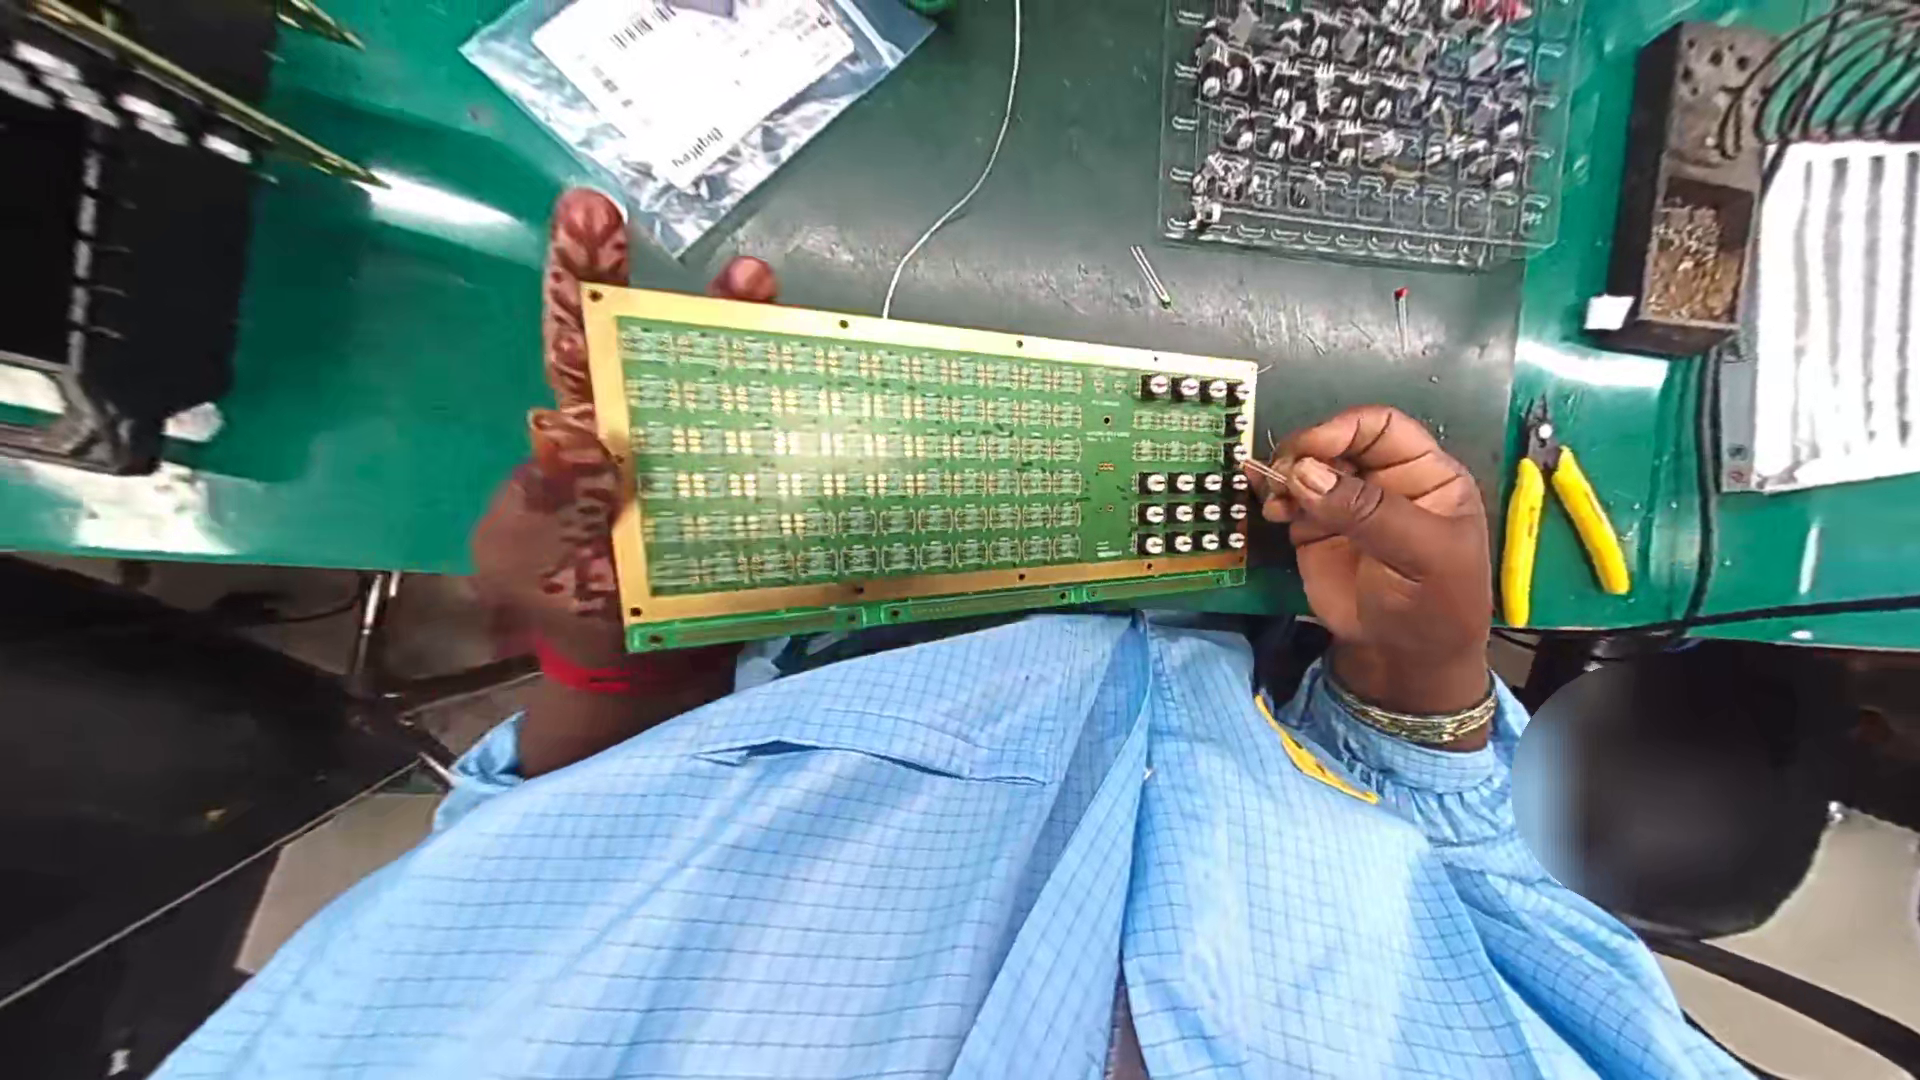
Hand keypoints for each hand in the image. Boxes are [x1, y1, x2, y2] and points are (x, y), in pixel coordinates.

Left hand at [471, 188, 777, 668]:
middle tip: (751, 273)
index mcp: (588, 431)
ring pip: (740, 395)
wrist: (639, 662)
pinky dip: (804, 423)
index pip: (582, 342)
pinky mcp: (751, 497)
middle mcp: (656, 431)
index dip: (586, 276)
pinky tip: (833, 400)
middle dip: (709, 304)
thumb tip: (567, 434)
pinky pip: (779, 453)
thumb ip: (537, 503)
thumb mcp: (525, 556)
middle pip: (683, 353)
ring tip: (792, 321)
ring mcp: (711, 463)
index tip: (596, 212)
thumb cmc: (567, 606)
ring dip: (764, 353)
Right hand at [1248, 405, 1491, 720]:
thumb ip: (1366, 510)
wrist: (1400, 655)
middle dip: (1303, 454)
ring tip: (1277, 505)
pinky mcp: (1312, 528)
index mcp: (1422, 474)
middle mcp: (1380, 481)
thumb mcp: (1418, 554)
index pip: (1380, 427)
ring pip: (1304, 468)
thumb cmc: (1433, 603)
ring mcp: (1343, 504)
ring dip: (1282, 478)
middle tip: (1282, 479)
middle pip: (1333, 443)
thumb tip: (1302, 474)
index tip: (1307, 454)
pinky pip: (1286, 499)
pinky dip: (1272, 498)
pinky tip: (1273, 513)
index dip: (1341, 430)